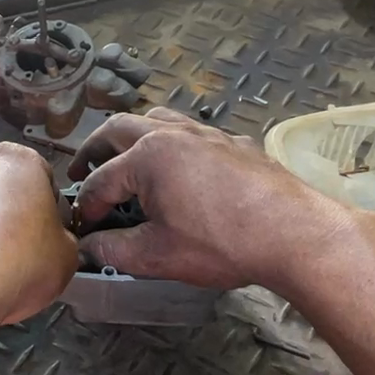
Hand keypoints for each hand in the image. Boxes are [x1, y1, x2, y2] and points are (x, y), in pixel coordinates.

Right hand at [68, 109, 360, 291]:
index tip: (81, 229)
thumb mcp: (157, 255)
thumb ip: (113, 249)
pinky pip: (191, 131)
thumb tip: (87, 248)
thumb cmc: (222, 244)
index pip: (100, 181)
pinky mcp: (234, 142)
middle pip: (117, 130)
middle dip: (93, 151)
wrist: (295, 235)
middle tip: (79, 172)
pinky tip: (177, 166)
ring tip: (122, 156)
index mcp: (147, 156)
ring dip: (130, 136)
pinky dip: (170, 142)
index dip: (85, 208)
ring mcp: (206, 133)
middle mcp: (172, 134)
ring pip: (155, 119)